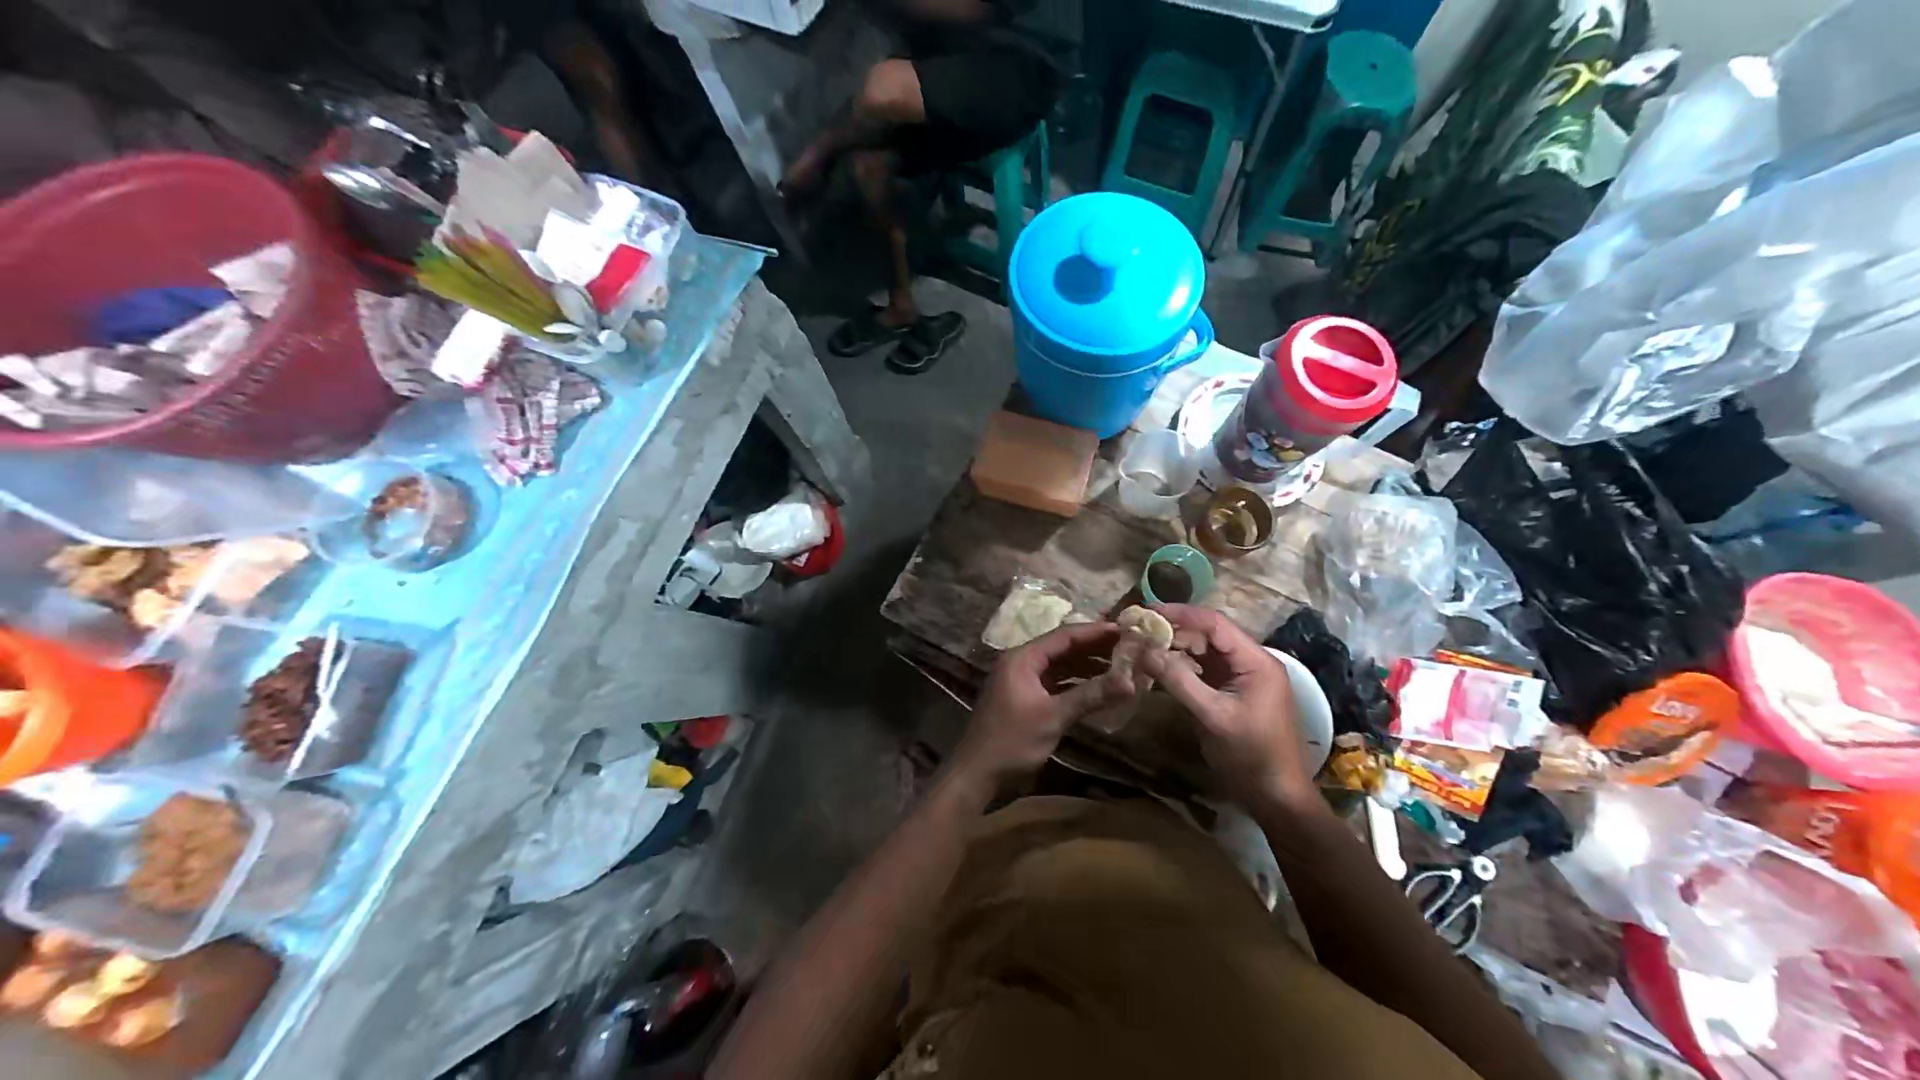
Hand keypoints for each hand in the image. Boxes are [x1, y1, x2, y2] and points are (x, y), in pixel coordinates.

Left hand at [951, 623, 1133, 790]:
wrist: (977, 773)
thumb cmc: (1012, 741)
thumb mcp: (1053, 716)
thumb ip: (1091, 695)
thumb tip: (1131, 682)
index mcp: (1022, 658)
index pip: (1064, 636)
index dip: (1096, 632)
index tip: (1127, 630)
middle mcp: (1021, 663)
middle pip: (1063, 648)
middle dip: (1096, 649)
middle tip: (1130, 647)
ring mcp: (1023, 682)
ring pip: (1061, 667)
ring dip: (1088, 667)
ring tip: (1122, 667)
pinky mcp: (1026, 699)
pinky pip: (1057, 684)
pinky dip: (1077, 685)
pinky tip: (1101, 690)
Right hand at [1141, 605, 1319, 813]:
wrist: (1276, 797)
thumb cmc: (1251, 755)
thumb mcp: (1212, 716)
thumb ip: (1179, 681)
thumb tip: (1144, 651)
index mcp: (1256, 661)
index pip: (1215, 624)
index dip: (1180, 614)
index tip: (1147, 612)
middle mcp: (1251, 662)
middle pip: (1208, 635)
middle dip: (1174, 631)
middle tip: (1138, 631)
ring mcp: (1242, 678)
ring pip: (1204, 652)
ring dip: (1176, 649)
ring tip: (1143, 646)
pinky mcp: (1232, 694)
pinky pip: (1204, 671)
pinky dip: (1182, 667)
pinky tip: (1158, 668)